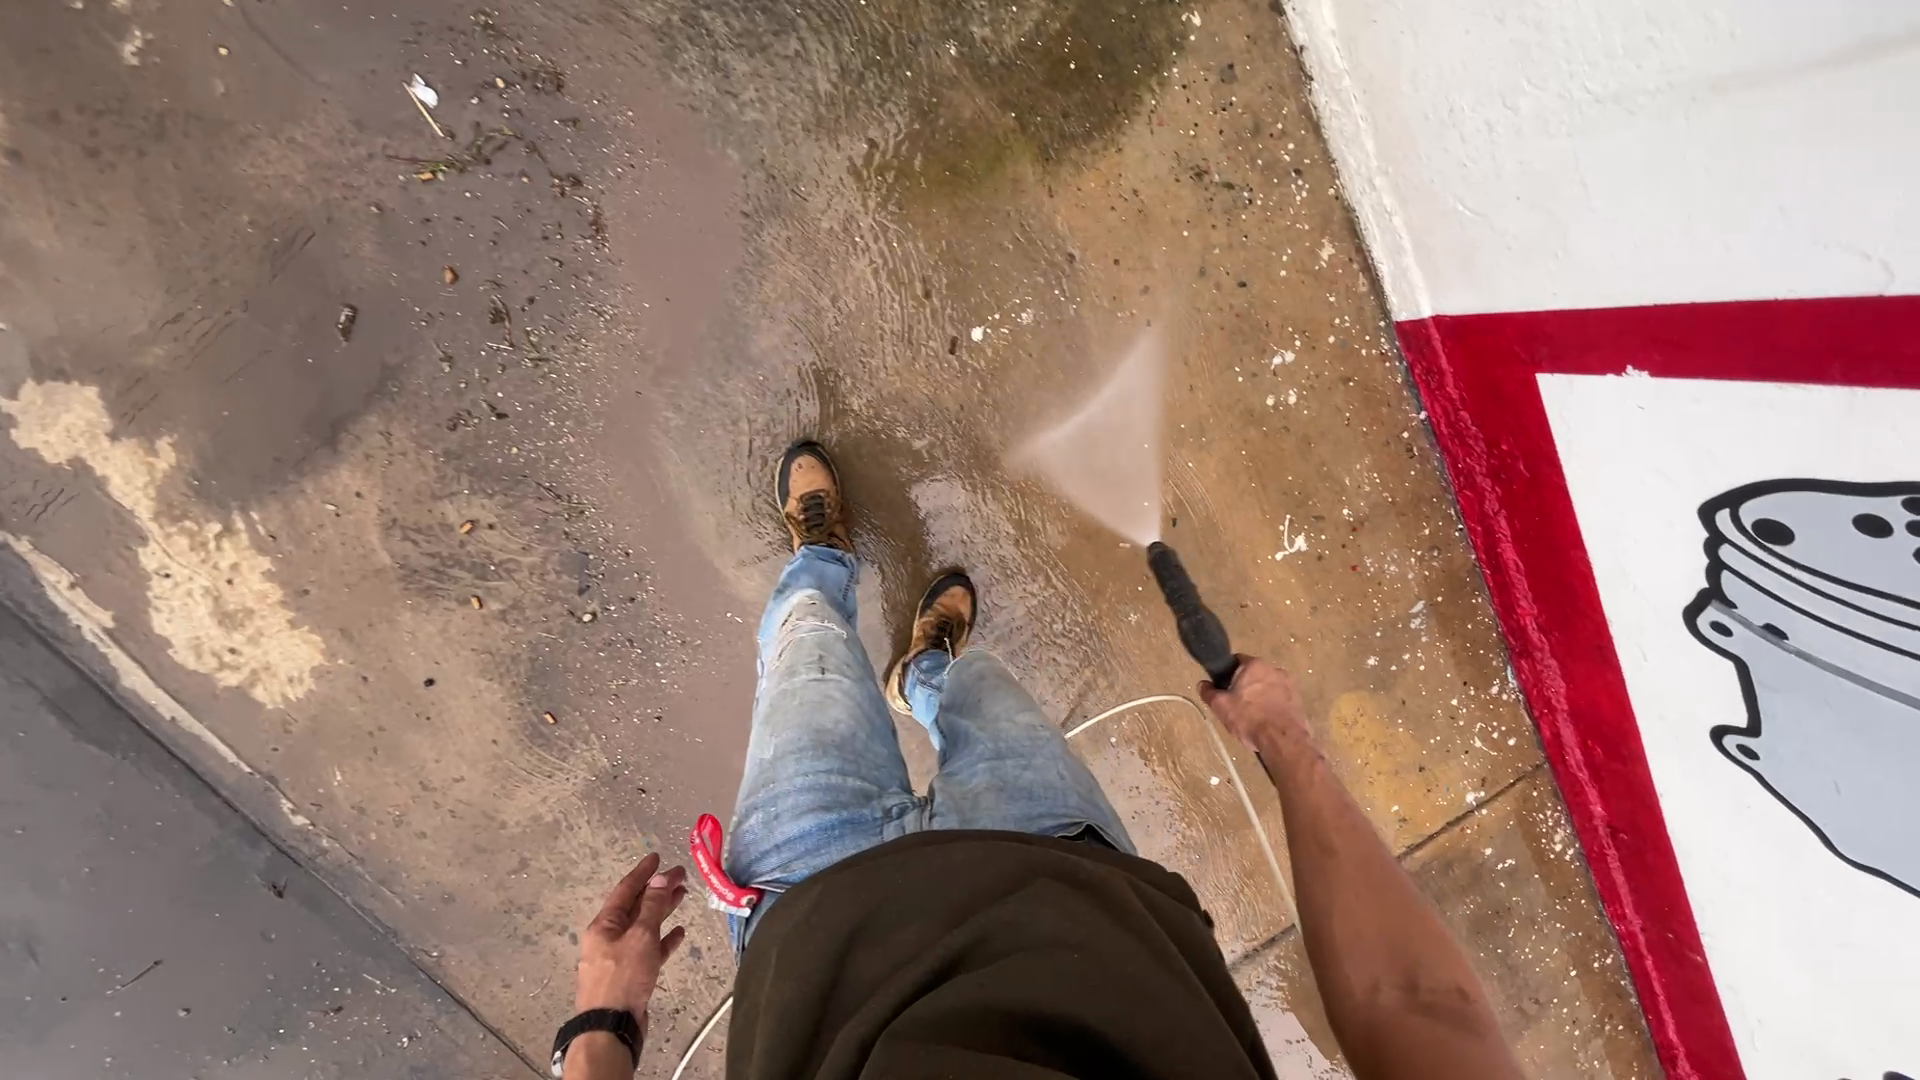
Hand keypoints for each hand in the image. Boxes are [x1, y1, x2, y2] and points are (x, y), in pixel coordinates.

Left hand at [576, 853, 687, 1021]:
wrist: (611, 1028)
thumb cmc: (623, 977)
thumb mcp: (640, 936)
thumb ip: (652, 906)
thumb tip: (660, 878)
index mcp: (605, 925)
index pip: (625, 890)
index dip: (642, 872)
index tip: (657, 857)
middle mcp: (610, 938)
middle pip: (636, 906)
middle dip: (657, 889)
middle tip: (680, 875)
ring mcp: (620, 957)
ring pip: (644, 926)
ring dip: (662, 911)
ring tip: (682, 896)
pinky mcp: (631, 975)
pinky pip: (649, 950)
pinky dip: (664, 939)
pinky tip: (679, 933)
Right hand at [1197, 655, 1310, 750]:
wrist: (1283, 740)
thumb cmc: (1249, 718)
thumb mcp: (1220, 706)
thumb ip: (1209, 692)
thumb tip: (1203, 684)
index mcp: (1255, 664)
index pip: (1236, 661)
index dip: (1227, 674)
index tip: (1223, 689)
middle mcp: (1275, 669)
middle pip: (1253, 675)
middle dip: (1245, 687)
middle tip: (1235, 705)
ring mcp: (1290, 685)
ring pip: (1268, 688)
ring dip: (1260, 697)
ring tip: (1252, 717)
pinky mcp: (1299, 702)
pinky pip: (1280, 700)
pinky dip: (1272, 707)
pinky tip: (1266, 723)